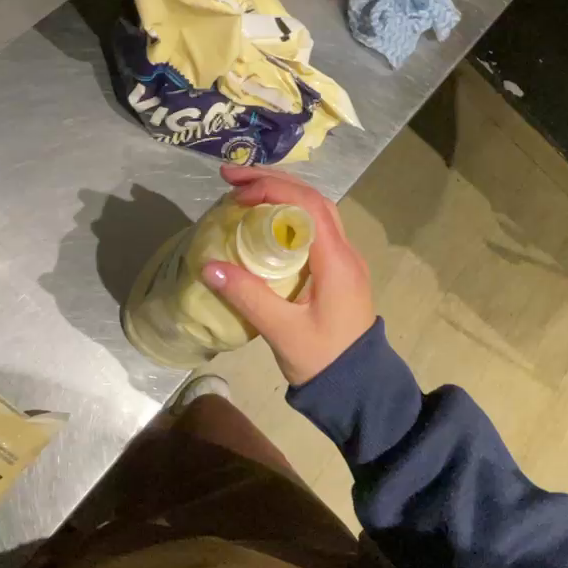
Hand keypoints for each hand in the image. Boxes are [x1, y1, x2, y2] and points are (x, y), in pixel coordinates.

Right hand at [200, 165, 375, 384]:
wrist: (359, 388)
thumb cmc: (323, 361)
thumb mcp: (282, 331)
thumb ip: (247, 296)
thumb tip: (208, 265)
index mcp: (336, 260)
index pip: (308, 204)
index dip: (271, 189)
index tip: (236, 191)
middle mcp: (345, 251)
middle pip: (312, 199)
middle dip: (273, 182)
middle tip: (231, 178)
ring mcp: (345, 260)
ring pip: (316, 211)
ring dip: (282, 195)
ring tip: (244, 191)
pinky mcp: (338, 271)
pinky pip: (315, 229)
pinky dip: (289, 215)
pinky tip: (264, 222)